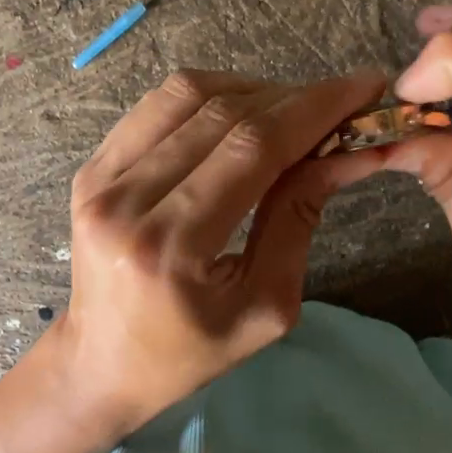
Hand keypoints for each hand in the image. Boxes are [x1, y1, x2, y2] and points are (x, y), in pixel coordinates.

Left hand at [51, 70, 387, 433]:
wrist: (102, 365)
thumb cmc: (188, 354)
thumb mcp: (262, 309)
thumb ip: (297, 223)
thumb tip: (344, 153)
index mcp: (170, 247)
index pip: (252, 148)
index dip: (314, 109)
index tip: (365, 88)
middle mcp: (125, 202)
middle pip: (221, 115)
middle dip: (292, 98)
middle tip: (338, 104)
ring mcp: (98, 181)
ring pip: (183, 95)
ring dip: (248, 91)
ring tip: (289, 113)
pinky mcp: (86, 170)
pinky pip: (153, 109)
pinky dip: (204, 100)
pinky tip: (237, 118)